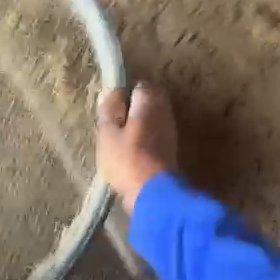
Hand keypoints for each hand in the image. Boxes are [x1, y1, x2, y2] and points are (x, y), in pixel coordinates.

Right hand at [96, 83, 177, 213]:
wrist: (154, 194)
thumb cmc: (126, 161)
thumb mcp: (108, 135)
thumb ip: (109, 111)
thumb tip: (110, 90)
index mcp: (149, 103)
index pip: (139, 86)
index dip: (124, 93)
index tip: (111, 107)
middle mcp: (165, 112)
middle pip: (149, 102)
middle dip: (134, 107)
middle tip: (114, 123)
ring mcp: (170, 132)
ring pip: (153, 119)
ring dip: (139, 124)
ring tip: (120, 138)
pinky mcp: (171, 150)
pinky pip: (156, 135)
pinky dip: (145, 138)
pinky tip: (132, 151)